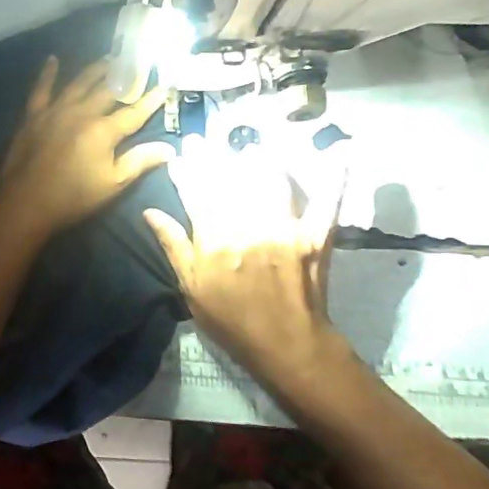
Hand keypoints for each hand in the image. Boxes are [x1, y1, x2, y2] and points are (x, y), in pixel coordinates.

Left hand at [0, 58, 173, 238]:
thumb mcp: (112, 183)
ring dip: (95, 69)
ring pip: (78, 83)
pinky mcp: (33, 116)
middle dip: (125, 76)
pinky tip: (52, 60)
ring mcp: (55, 111)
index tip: (166, 85)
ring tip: (108, 58)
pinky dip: (48, 74)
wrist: (25, 204)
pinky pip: (41, 89)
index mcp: (103, 130)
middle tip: (138, 61)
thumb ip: (140, 161)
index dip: (151, 100)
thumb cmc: (73, 197)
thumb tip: (170, 148)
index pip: (134, 112)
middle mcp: (81, 113)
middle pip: (107, 90)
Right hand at [142, 140, 352, 389]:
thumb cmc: (231, 321)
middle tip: (205, 141)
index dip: (186, 169)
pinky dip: (333, 179)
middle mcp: (247, 225)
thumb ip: (174, 246)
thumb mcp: (191, 287)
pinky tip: (338, 155)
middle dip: (213, 157)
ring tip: (248, 149)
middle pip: (229, 180)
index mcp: (214, 239)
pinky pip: (326, 202)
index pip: (195, 192)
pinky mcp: (315, 237)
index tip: (180, 152)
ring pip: (269, 181)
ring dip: (257, 160)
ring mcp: (285, 228)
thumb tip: (150, 213)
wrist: (286, 346)